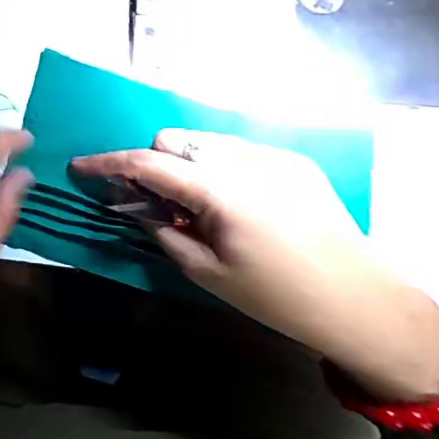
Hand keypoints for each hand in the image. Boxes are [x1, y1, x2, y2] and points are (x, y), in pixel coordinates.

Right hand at [71, 129, 438, 400]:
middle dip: (153, 163)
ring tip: (200, 207)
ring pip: (207, 140)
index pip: (148, 163)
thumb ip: (164, 233)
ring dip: (187, 164)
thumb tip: (140, 209)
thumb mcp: (208, 273)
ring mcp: (273, 155)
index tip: (81, 168)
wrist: (357, 298)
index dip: (108, 164)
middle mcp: (244, 159)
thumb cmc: (276, 296)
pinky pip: (240, 151)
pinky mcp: (295, 161)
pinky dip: (221, 168)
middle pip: (175, 139)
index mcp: (219, 189)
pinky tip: (238, 205)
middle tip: (157, 205)